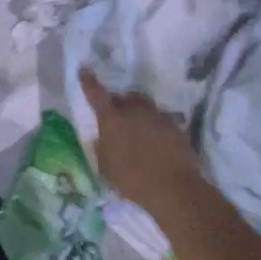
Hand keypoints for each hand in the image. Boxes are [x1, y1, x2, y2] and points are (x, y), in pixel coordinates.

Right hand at [80, 70, 203, 208]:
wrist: (175, 189)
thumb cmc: (133, 179)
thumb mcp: (106, 168)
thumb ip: (101, 148)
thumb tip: (100, 138)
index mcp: (112, 119)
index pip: (96, 94)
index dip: (89, 81)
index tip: (84, 70)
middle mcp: (134, 111)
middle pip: (125, 97)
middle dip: (120, 102)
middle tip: (117, 115)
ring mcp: (158, 117)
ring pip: (145, 107)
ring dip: (139, 113)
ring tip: (139, 129)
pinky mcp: (176, 128)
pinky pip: (161, 121)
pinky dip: (155, 127)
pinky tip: (156, 142)